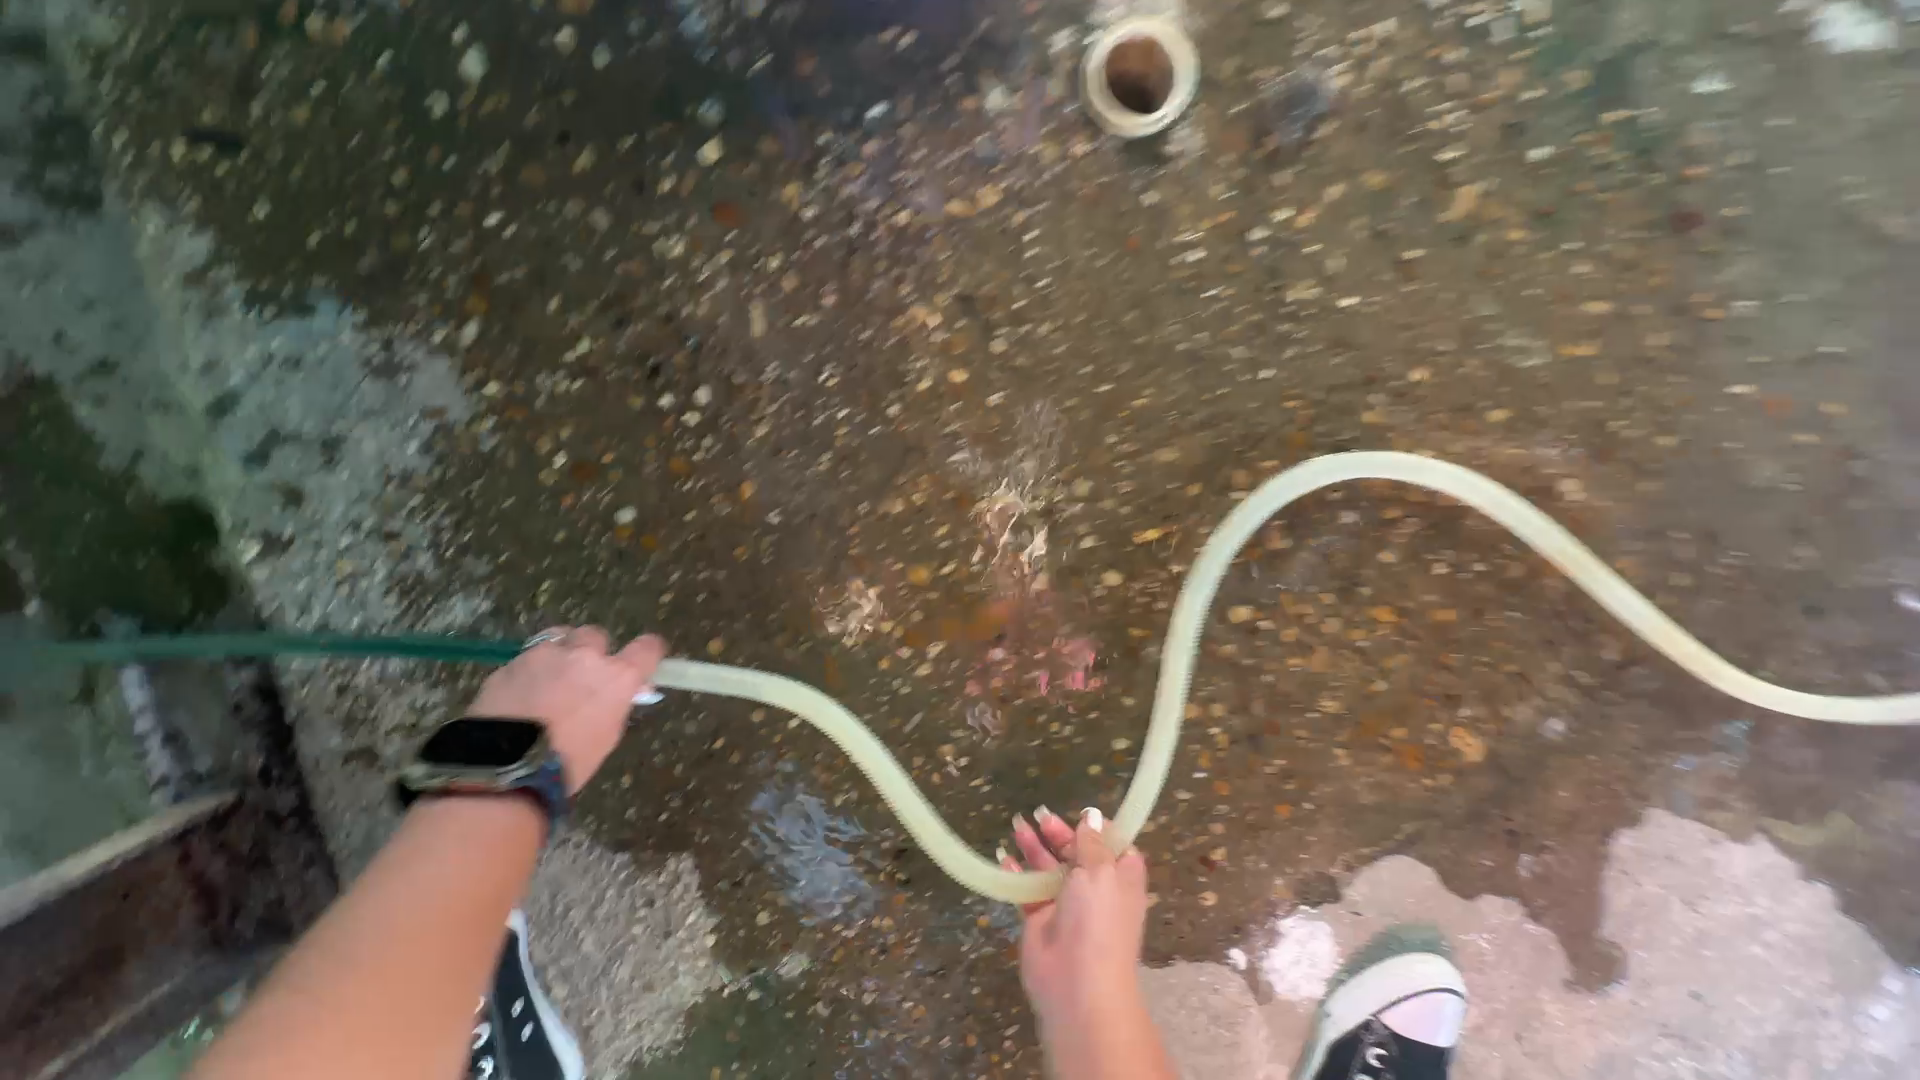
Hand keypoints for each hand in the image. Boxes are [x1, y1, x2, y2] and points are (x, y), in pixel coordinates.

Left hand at [467, 626, 665, 792]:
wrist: (505, 768)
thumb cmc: (569, 762)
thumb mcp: (607, 734)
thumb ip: (617, 704)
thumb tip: (625, 690)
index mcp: (617, 676)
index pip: (647, 647)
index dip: (647, 652)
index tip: (642, 661)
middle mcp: (584, 656)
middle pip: (596, 635)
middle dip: (593, 650)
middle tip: (585, 674)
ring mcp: (544, 655)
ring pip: (558, 639)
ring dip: (560, 654)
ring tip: (549, 679)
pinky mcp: (510, 664)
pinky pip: (527, 658)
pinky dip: (530, 671)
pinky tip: (521, 694)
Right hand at [1003, 806, 1151, 1032]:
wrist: (1077, 984)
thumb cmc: (1098, 920)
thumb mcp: (1101, 871)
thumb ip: (1092, 842)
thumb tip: (1092, 815)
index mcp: (1121, 878)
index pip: (1115, 847)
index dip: (1099, 829)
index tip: (1082, 813)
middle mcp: (1096, 890)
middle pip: (1077, 853)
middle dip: (1060, 833)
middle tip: (1040, 815)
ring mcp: (1067, 906)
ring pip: (1050, 869)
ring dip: (1035, 847)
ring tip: (1017, 825)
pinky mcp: (1041, 920)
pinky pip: (1028, 891)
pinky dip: (1017, 874)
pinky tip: (1004, 858)